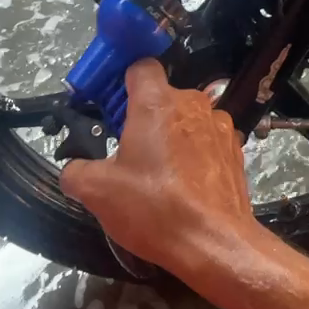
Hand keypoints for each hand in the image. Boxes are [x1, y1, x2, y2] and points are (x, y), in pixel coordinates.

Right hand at [60, 59, 256, 269]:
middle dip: (145, 116)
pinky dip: (196, 153)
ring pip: (187, 118)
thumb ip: (76, 171)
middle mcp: (192, 104)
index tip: (112, 106)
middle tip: (128, 150)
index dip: (123, 81)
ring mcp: (218, 125)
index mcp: (156, 103)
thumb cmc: (154, 208)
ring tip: (160, 173)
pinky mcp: (234, 149)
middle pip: (163, 96)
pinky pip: (208, 139)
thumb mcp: (97, 192)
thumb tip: (74, 169)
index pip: (140, 66)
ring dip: (173, 135)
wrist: (213, 242)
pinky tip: (186, 183)